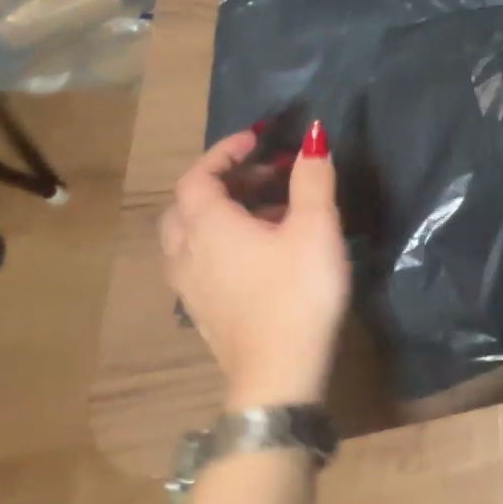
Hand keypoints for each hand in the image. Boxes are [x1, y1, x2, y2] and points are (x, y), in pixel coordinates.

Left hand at [160, 124, 349, 410]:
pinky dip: (223, 236)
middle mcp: (186, 251)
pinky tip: (262, 245)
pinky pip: (200, 256)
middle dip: (222, 179)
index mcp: (208, 227)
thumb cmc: (299, 287)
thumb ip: (313, 179)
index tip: (260, 137)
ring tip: (271, 204)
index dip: (225, 151)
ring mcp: (189, 283)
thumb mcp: (316, 226)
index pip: (198, 177)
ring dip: (222, 209)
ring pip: (190, 233)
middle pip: (186, 205)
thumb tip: (313, 136)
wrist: (279, 367)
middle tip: (267, 169)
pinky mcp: (202, 305)